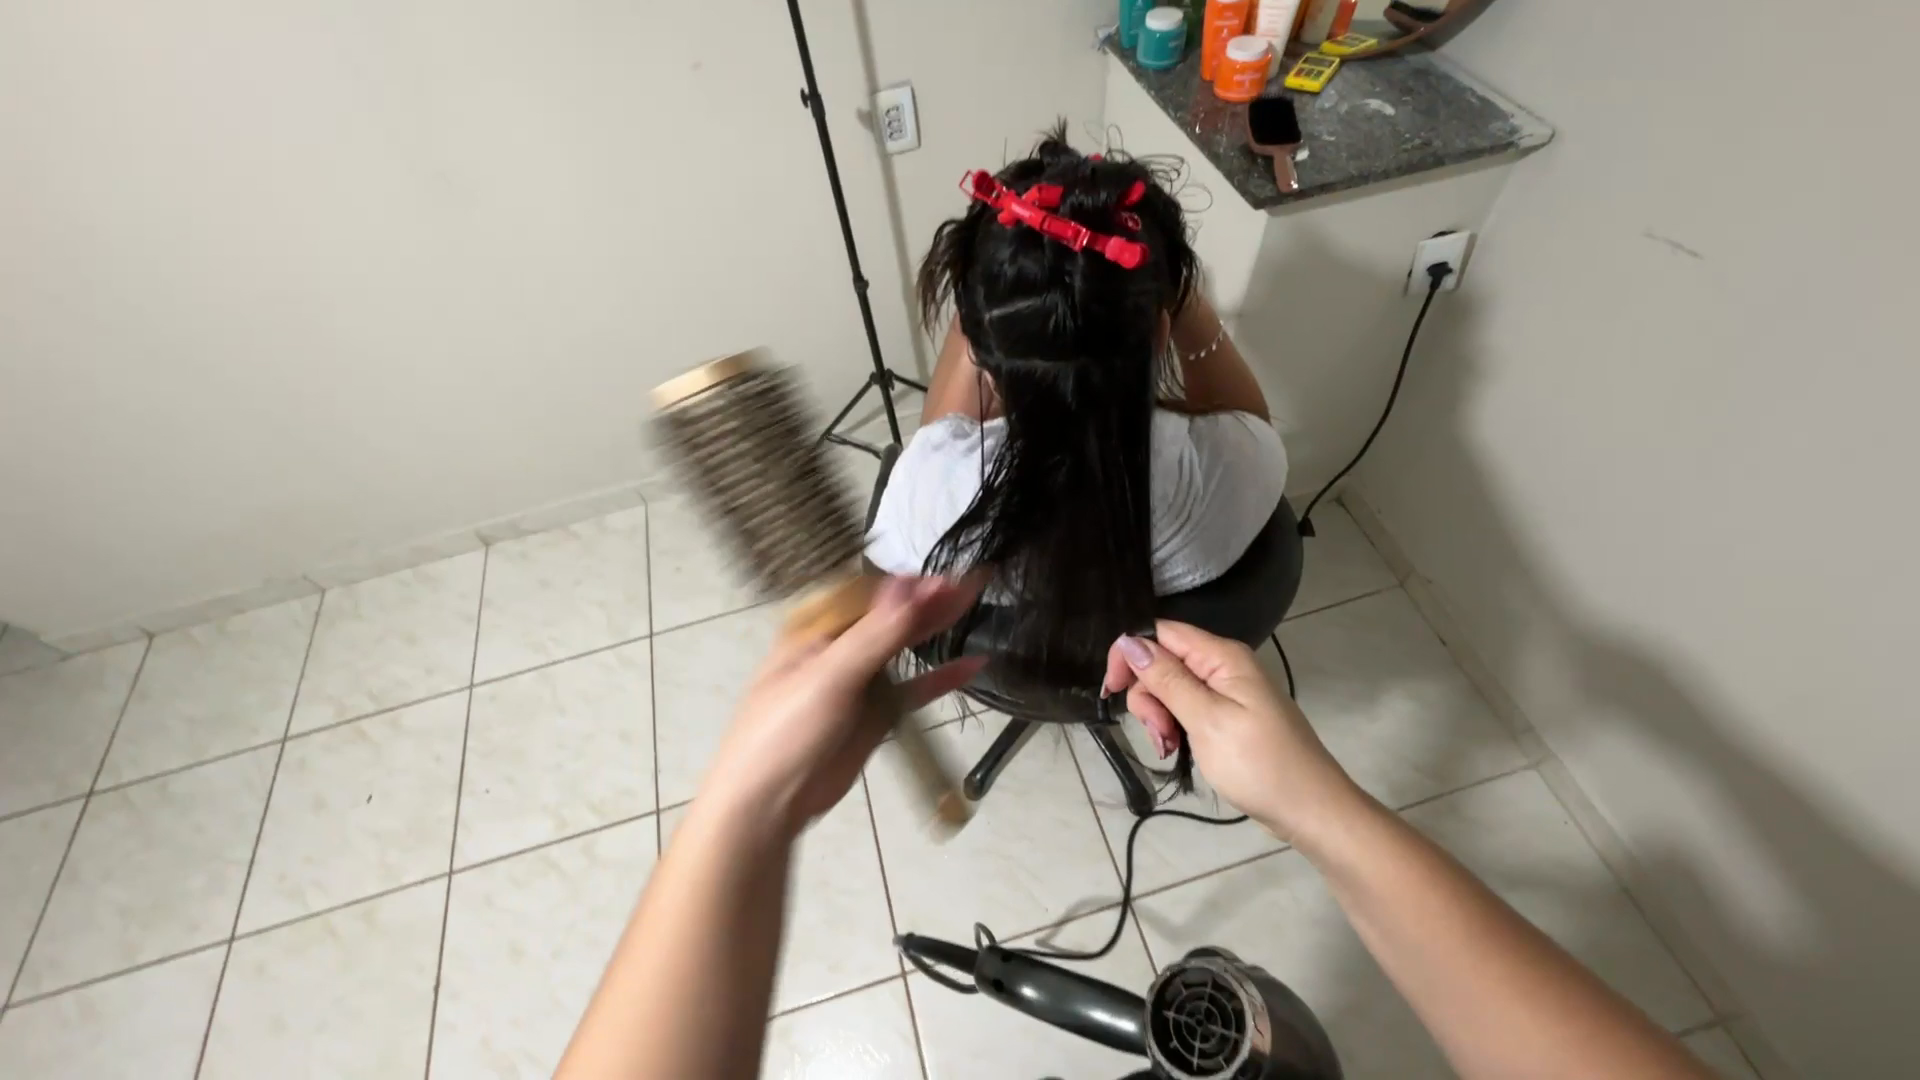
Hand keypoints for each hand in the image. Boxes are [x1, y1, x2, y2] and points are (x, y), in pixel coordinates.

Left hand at [700, 576, 985, 835]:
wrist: (769, 805)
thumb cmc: (786, 731)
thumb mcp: (829, 677)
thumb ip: (874, 633)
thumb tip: (906, 583)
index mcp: (817, 631)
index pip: (869, 596)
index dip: (908, 586)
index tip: (947, 578)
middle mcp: (839, 650)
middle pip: (891, 619)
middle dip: (929, 602)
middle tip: (973, 583)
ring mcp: (859, 683)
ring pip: (904, 650)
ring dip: (936, 630)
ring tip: (974, 606)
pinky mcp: (876, 716)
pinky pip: (913, 691)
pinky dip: (940, 680)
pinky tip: (971, 665)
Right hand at [1102, 621, 1363, 843]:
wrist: (1311, 811)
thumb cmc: (1260, 764)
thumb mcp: (1207, 720)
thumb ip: (1167, 679)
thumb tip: (1129, 641)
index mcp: (1222, 657)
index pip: (1160, 632)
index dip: (1130, 654)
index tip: (1113, 690)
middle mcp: (1223, 666)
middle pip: (1162, 661)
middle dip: (1147, 695)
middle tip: (1158, 732)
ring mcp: (1226, 692)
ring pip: (1169, 687)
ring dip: (1159, 716)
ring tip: (1169, 747)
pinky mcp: (1225, 715)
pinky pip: (1185, 708)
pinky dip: (1174, 727)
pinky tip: (1175, 749)